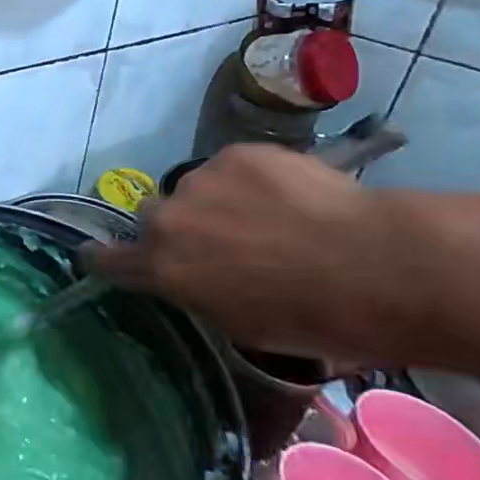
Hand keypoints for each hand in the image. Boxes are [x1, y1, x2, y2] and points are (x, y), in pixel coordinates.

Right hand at [88, 144, 427, 361]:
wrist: (377, 265)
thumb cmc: (313, 319)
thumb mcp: (240, 326)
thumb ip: (198, 293)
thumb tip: (197, 278)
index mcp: (162, 269)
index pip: (105, 259)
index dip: (103, 258)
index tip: (102, 256)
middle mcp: (167, 220)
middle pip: (156, 218)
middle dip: (180, 228)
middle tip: (225, 242)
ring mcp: (200, 180)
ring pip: (196, 189)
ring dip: (217, 202)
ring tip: (270, 216)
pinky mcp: (237, 153)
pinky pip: (231, 168)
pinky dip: (252, 180)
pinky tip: (291, 195)